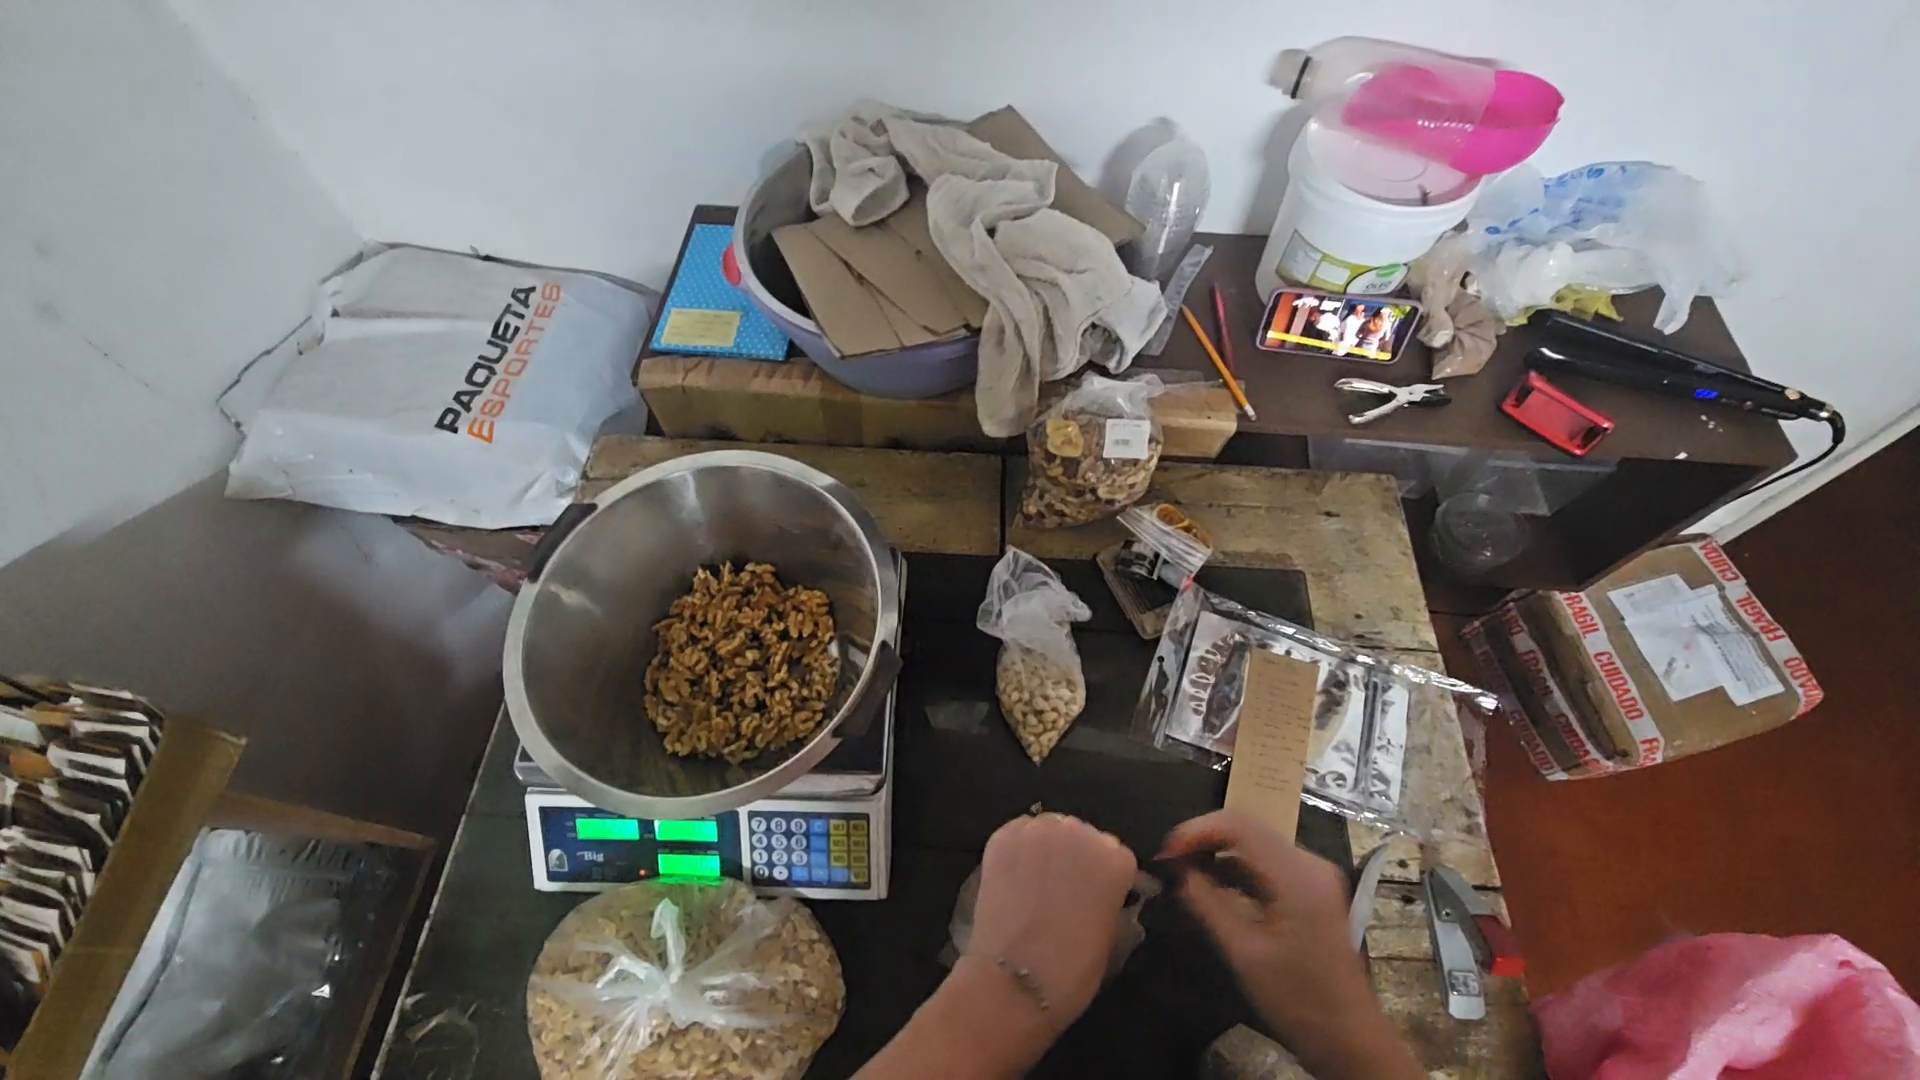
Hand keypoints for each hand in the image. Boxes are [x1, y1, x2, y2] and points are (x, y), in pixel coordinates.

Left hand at [963, 812, 1138, 1022]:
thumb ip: (1109, 898)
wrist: (1016, 980)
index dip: (1101, 877)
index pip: (1114, 855)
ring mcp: (1039, 831)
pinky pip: (1017, 834)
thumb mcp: (1109, 933)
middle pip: (1080, 835)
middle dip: (1073, 857)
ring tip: (1033, 884)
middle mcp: (1080, 832)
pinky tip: (1013, 878)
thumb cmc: (1073, 968)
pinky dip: (1017, 851)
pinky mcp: (1004, 836)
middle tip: (1060, 889)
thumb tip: (1099, 889)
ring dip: (1045, 850)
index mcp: (1115, 858)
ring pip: (1048, 830)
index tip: (1091, 895)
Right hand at [1163, 811, 1422, 1079]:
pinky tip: (1215, 884)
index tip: (1166, 853)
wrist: (1352, 1040)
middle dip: (1204, 838)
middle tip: (1171, 861)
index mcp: (1296, 875)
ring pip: (1255, 840)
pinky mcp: (1312, 887)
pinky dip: (1237, 864)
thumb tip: (1177, 870)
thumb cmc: (1297, 1001)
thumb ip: (1207, 903)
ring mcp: (1314, 874)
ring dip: (1218, 850)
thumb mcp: (1243, 952)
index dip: (1195, 830)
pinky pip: (1267, 859)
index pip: (1237, 824)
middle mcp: (1309, 863)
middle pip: (1247, 826)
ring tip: (1185, 871)